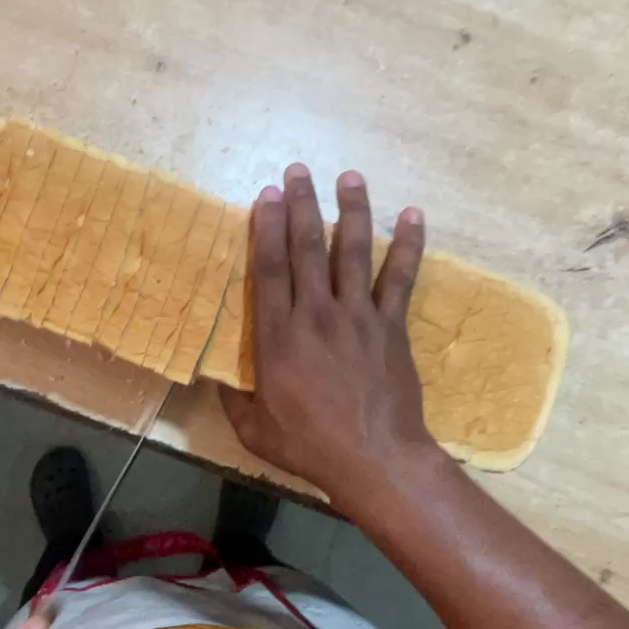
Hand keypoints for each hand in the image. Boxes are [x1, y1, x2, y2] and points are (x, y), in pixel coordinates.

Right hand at [220, 164, 443, 501]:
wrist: (374, 458)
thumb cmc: (308, 444)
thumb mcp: (252, 428)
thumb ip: (232, 397)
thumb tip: (215, 375)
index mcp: (279, 336)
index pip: (269, 269)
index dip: (266, 228)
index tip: (266, 195)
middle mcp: (317, 314)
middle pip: (308, 249)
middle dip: (302, 206)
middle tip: (298, 171)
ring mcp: (359, 317)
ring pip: (354, 252)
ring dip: (351, 211)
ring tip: (350, 177)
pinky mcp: (391, 327)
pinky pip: (401, 279)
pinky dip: (409, 246)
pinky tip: (414, 215)